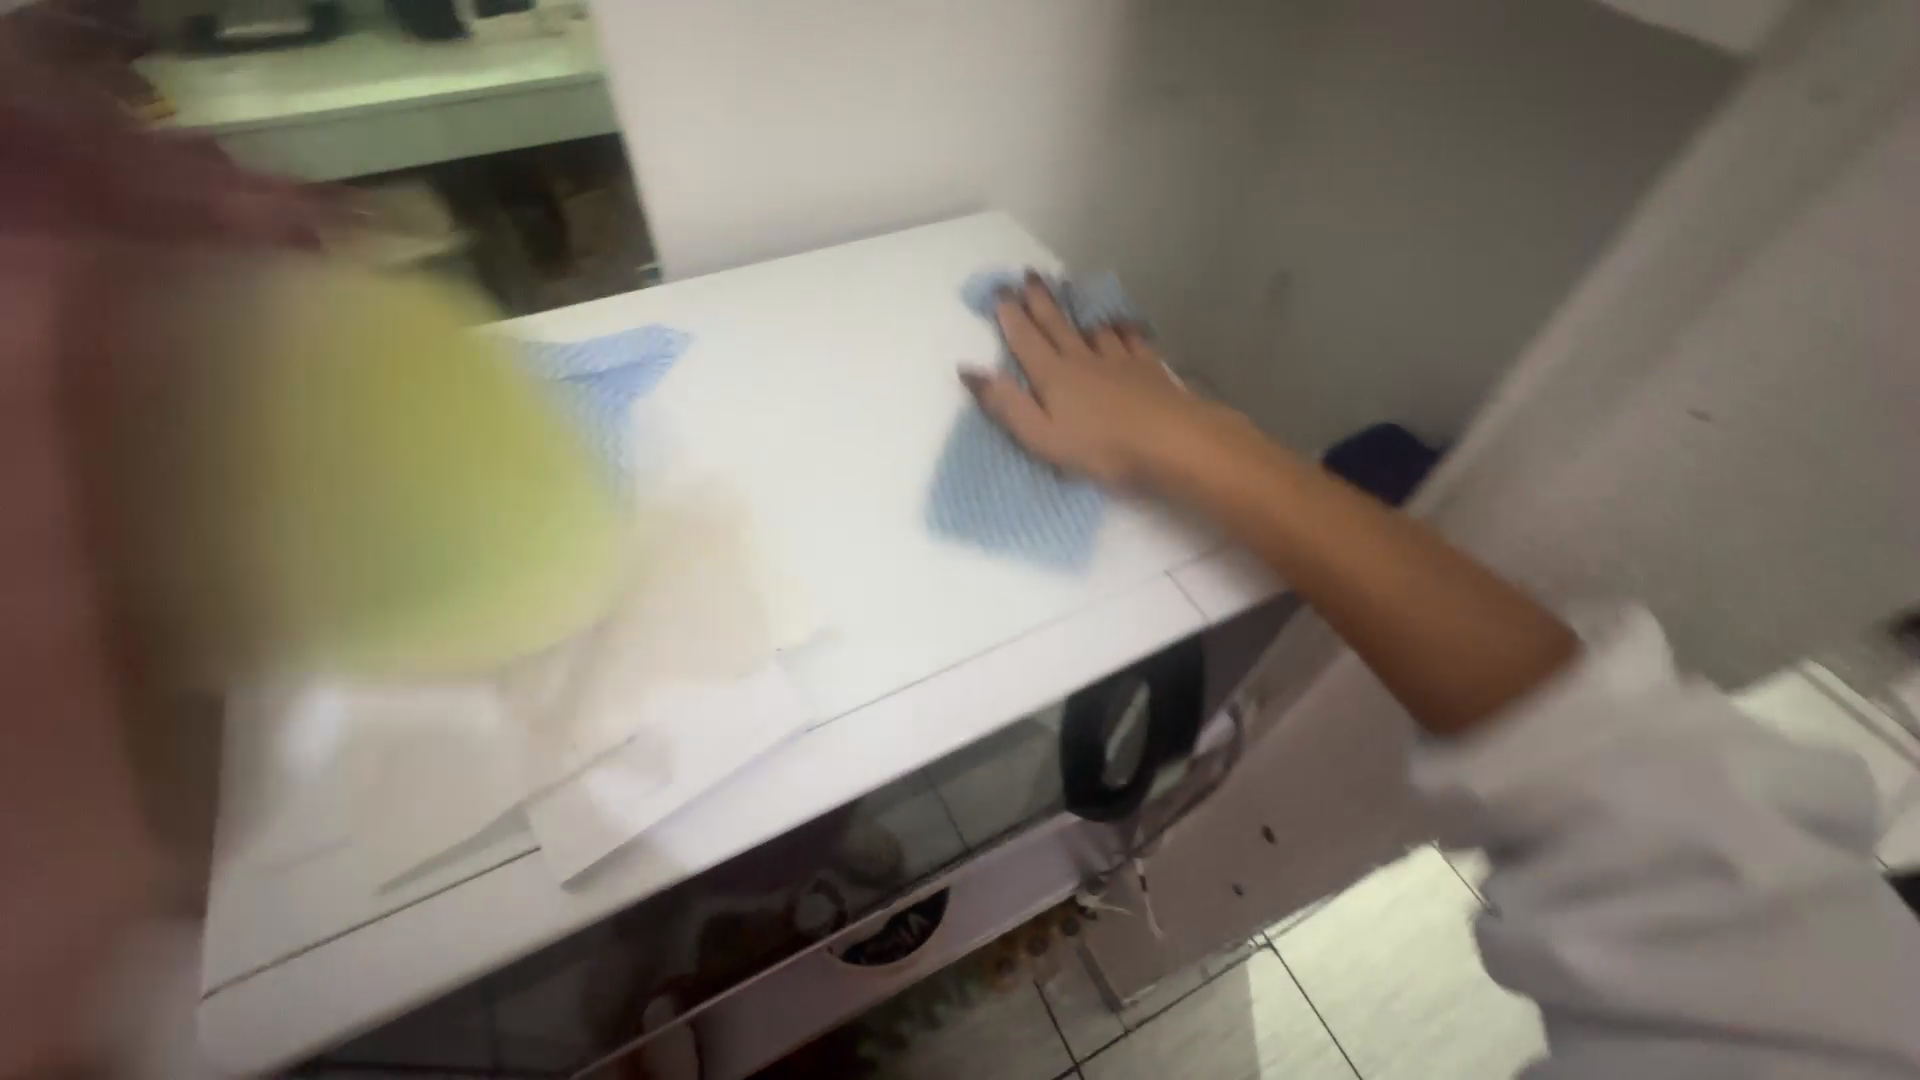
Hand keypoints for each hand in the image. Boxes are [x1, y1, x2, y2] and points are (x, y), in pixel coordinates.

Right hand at [961, 273, 1228, 489]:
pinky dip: (1121, 329)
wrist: (1169, 442)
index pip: (1025, 340)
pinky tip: (1121, 324)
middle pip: (1057, 325)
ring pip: (1093, 329)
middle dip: (1040, 300)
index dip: (1010, 316)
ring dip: (1079, 311)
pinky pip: (1130, 340)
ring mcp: (1118, 361)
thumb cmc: (1099, 447)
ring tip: (1072, 293)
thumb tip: (968, 369)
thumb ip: (1005, 403)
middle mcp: (1082, 359)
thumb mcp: (1040, 435)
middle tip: (1029, 275)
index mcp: (1052, 376)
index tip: (1000, 291)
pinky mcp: (1148, 369)